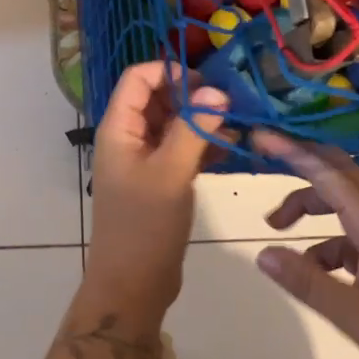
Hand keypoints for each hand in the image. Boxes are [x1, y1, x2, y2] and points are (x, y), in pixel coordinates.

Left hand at [83, 61, 230, 324]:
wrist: (132, 287)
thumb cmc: (144, 226)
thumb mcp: (171, 173)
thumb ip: (193, 129)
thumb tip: (218, 90)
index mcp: (119, 128)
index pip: (139, 77)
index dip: (171, 71)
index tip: (209, 82)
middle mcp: (128, 137)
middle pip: (158, 97)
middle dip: (193, 94)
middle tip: (232, 101)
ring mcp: (143, 159)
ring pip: (172, 123)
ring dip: (202, 120)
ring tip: (240, 122)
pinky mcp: (159, 179)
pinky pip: (180, 148)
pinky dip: (203, 144)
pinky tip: (233, 146)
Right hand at [251, 130, 358, 358]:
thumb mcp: (356, 317)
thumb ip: (308, 282)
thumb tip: (261, 252)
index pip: (328, 175)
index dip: (292, 152)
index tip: (260, 137)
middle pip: (340, 179)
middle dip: (302, 169)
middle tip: (266, 165)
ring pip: (345, 211)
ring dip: (311, 211)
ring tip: (277, 233)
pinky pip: (353, 241)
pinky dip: (327, 247)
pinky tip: (316, 276)